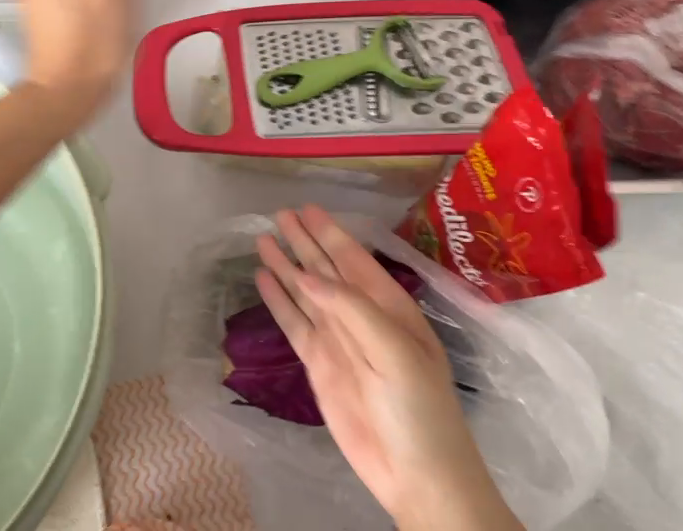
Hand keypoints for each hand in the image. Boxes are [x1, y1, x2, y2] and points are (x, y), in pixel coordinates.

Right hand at [256, 207, 521, 530]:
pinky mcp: (319, 365)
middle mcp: (361, 317)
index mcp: (390, 308)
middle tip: (279, 213)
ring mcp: (338, 341)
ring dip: (286, 266)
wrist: (416, 474)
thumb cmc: (419, 408)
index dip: (331, 233)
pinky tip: (264, 279)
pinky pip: (295, 324)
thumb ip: (352, 310)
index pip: (354, 260)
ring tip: (263, 239)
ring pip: (306, 293)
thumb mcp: (396, 352)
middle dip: (305, 242)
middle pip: (326, 270)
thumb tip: (308, 277)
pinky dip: (279, 301)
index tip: (307, 208)